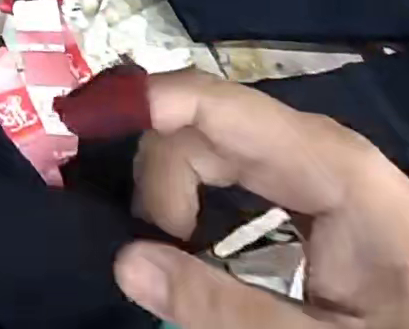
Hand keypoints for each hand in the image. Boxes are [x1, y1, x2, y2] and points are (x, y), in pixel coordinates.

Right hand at [115, 70, 408, 328]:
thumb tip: (122, 261)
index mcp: (328, 162)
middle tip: (144, 247)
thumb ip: (226, 307)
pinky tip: (175, 229)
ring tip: (153, 242)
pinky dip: (190, 195)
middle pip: (198, 123)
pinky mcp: (306, 199)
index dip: (140, 101)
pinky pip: (227, 175)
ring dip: (168, 184)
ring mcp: (307, 171)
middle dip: (156, 169)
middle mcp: (310, 148)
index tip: (80, 128)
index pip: (211, 101)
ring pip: (205, 146)